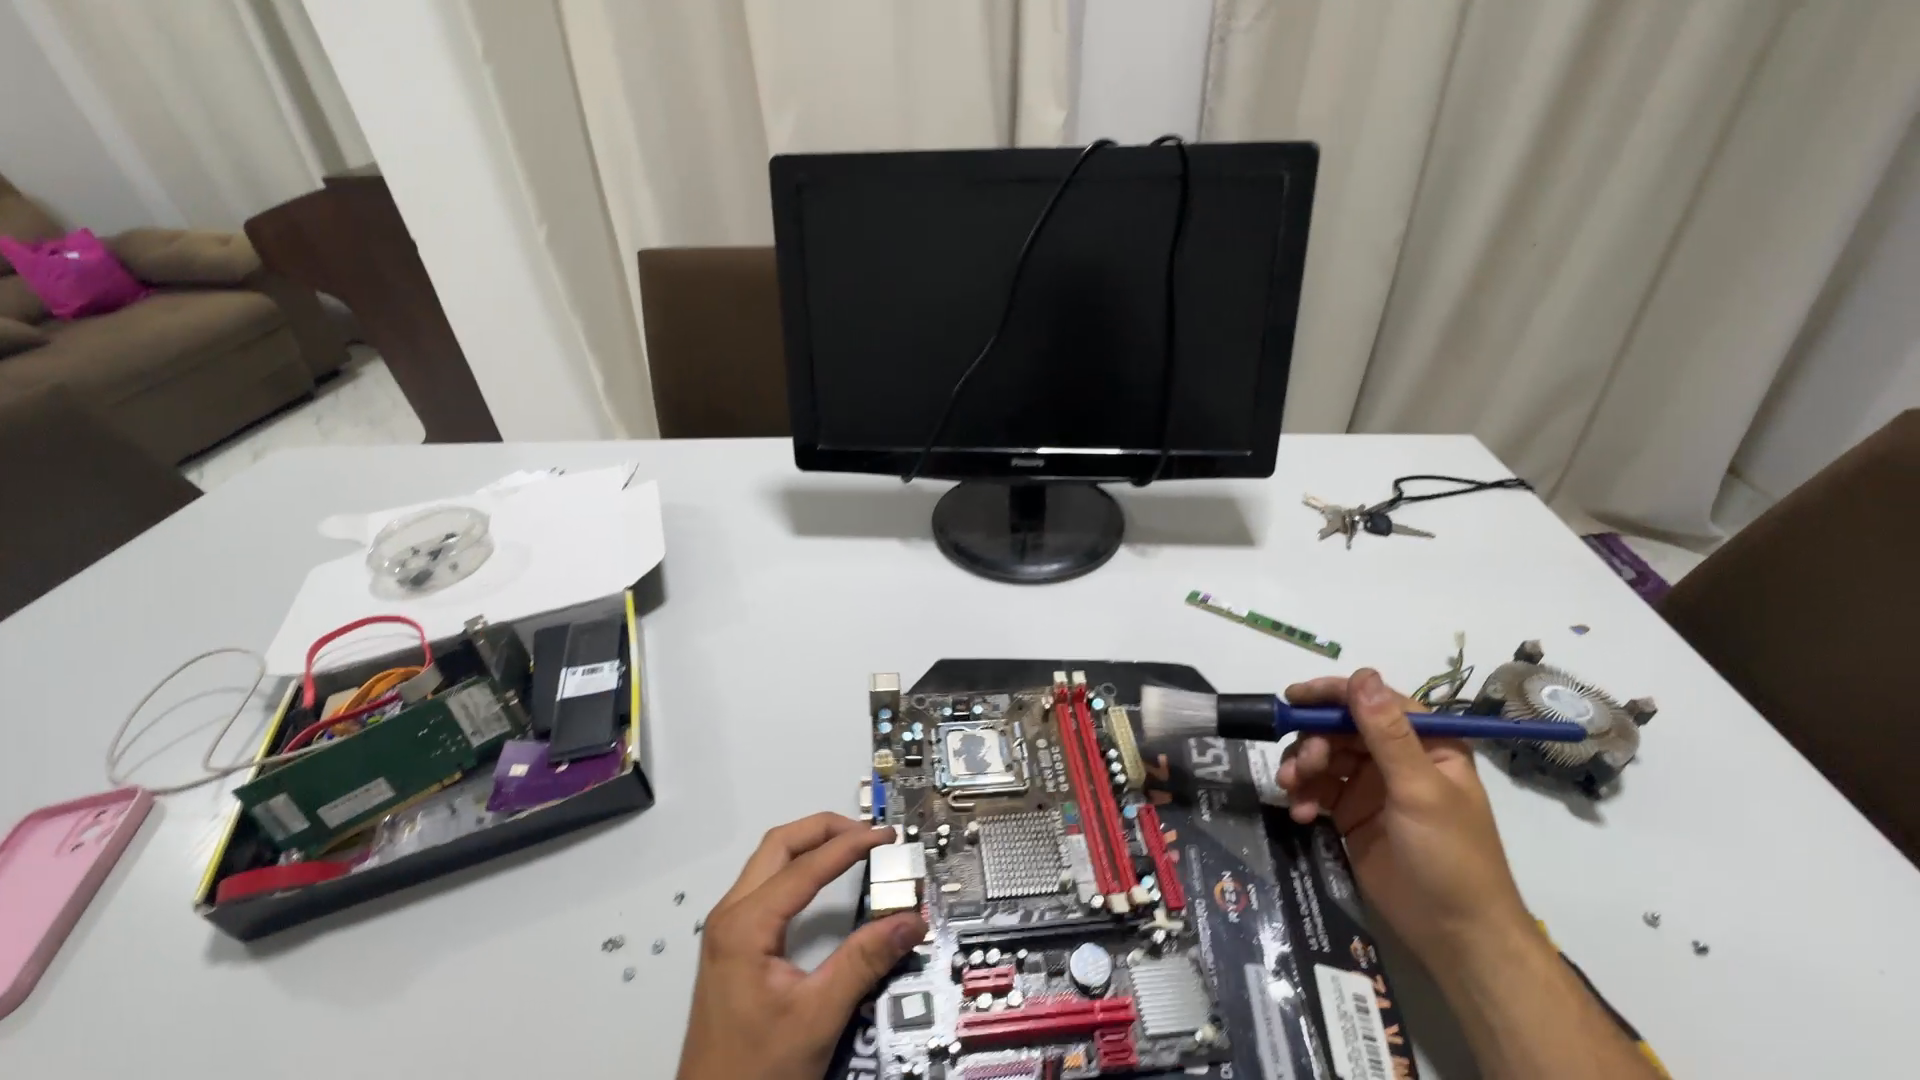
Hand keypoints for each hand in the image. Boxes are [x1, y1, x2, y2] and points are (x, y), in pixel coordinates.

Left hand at [677, 813, 927, 1079]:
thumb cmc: (755, 1068)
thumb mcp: (818, 1016)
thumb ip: (864, 963)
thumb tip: (909, 921)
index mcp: (745, 926)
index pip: (806, 866)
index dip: (850, 845)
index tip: (886, 837)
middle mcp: (730, 916)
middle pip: (779, 845)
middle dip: (825, 828)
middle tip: (869, 833)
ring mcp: (728, 929)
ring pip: (769, 861)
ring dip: (810, 843)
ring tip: (853, 846)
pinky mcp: (733, 943)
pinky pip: (766, 884)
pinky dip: (799, 867)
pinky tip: (823, 879)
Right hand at [1277, 669, 1530, 968]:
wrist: (1455, 935)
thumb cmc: (1450, 857)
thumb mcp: (1419, 791)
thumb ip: (1386, 734)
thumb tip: (1361, 675)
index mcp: (1427, 744)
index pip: (1373, 702)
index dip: (1334, 696)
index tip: (1294, 698)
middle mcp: (1397, 758)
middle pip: (1340, 729)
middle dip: (1312, 741)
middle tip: (1298, 766)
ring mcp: (1372, 787)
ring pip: (1323, 757)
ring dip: (1301, 767)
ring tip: (1291, 790)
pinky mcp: (1351, 815)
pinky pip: (1316, 790)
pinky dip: (1302, 796)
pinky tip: (1300, 814)